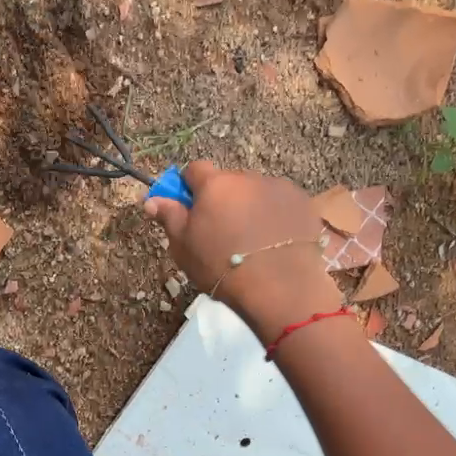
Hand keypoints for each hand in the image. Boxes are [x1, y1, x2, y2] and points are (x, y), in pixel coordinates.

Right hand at [145, 162, 344, 340]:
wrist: (277, 286)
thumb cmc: (219, 265)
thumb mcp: (183, 245)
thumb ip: (169, 216)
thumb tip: (152, 199)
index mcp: (215, 185)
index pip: (195, 169)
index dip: (188, 186)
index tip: (188, 207)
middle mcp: (248, 178)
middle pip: (228, 181)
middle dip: (221, 198)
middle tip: (218, 230)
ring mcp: (279, 188)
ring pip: (255, 191)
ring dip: (248, 206)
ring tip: (249, 239)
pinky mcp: (303, 203)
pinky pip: (280, 203)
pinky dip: (273, 215)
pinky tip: (272, 241)